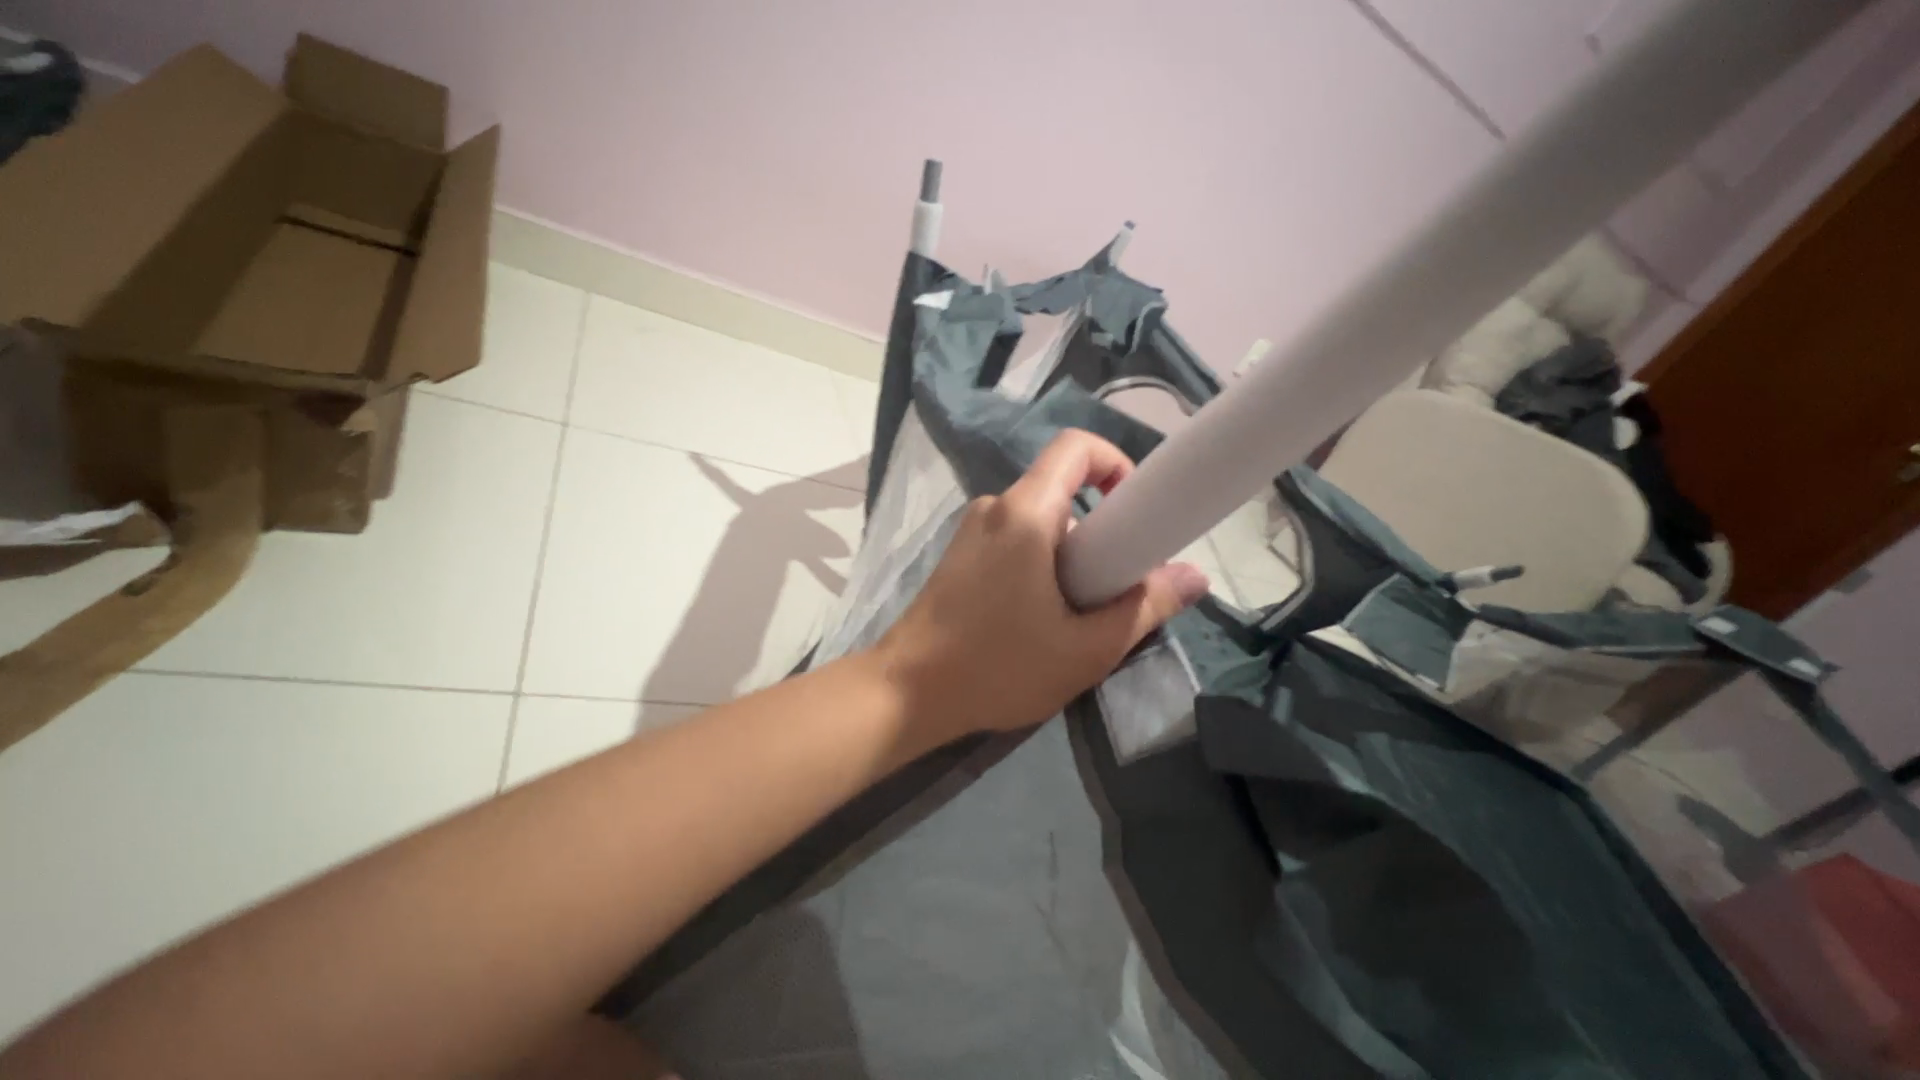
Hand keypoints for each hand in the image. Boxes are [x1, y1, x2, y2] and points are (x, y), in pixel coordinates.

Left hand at [870, 430, 1208, 743]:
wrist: (905, 694)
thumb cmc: (998, 668)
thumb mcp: (1086, 648)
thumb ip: (1146, 607)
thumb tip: (1197, 576)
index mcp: (1025, 513)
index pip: (1076, 448)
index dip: (1116, 464)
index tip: (1134, 516)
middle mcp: (994, 508)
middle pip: (1062, 492)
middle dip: (1098, 533)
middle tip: (1112, 591)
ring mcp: (970, 532)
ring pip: (1039, 524)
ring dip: (1069, 558)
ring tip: (1074, 618)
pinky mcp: (957, 557)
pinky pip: (1014, 542)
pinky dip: (1038, 567)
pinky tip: (1036, 622)